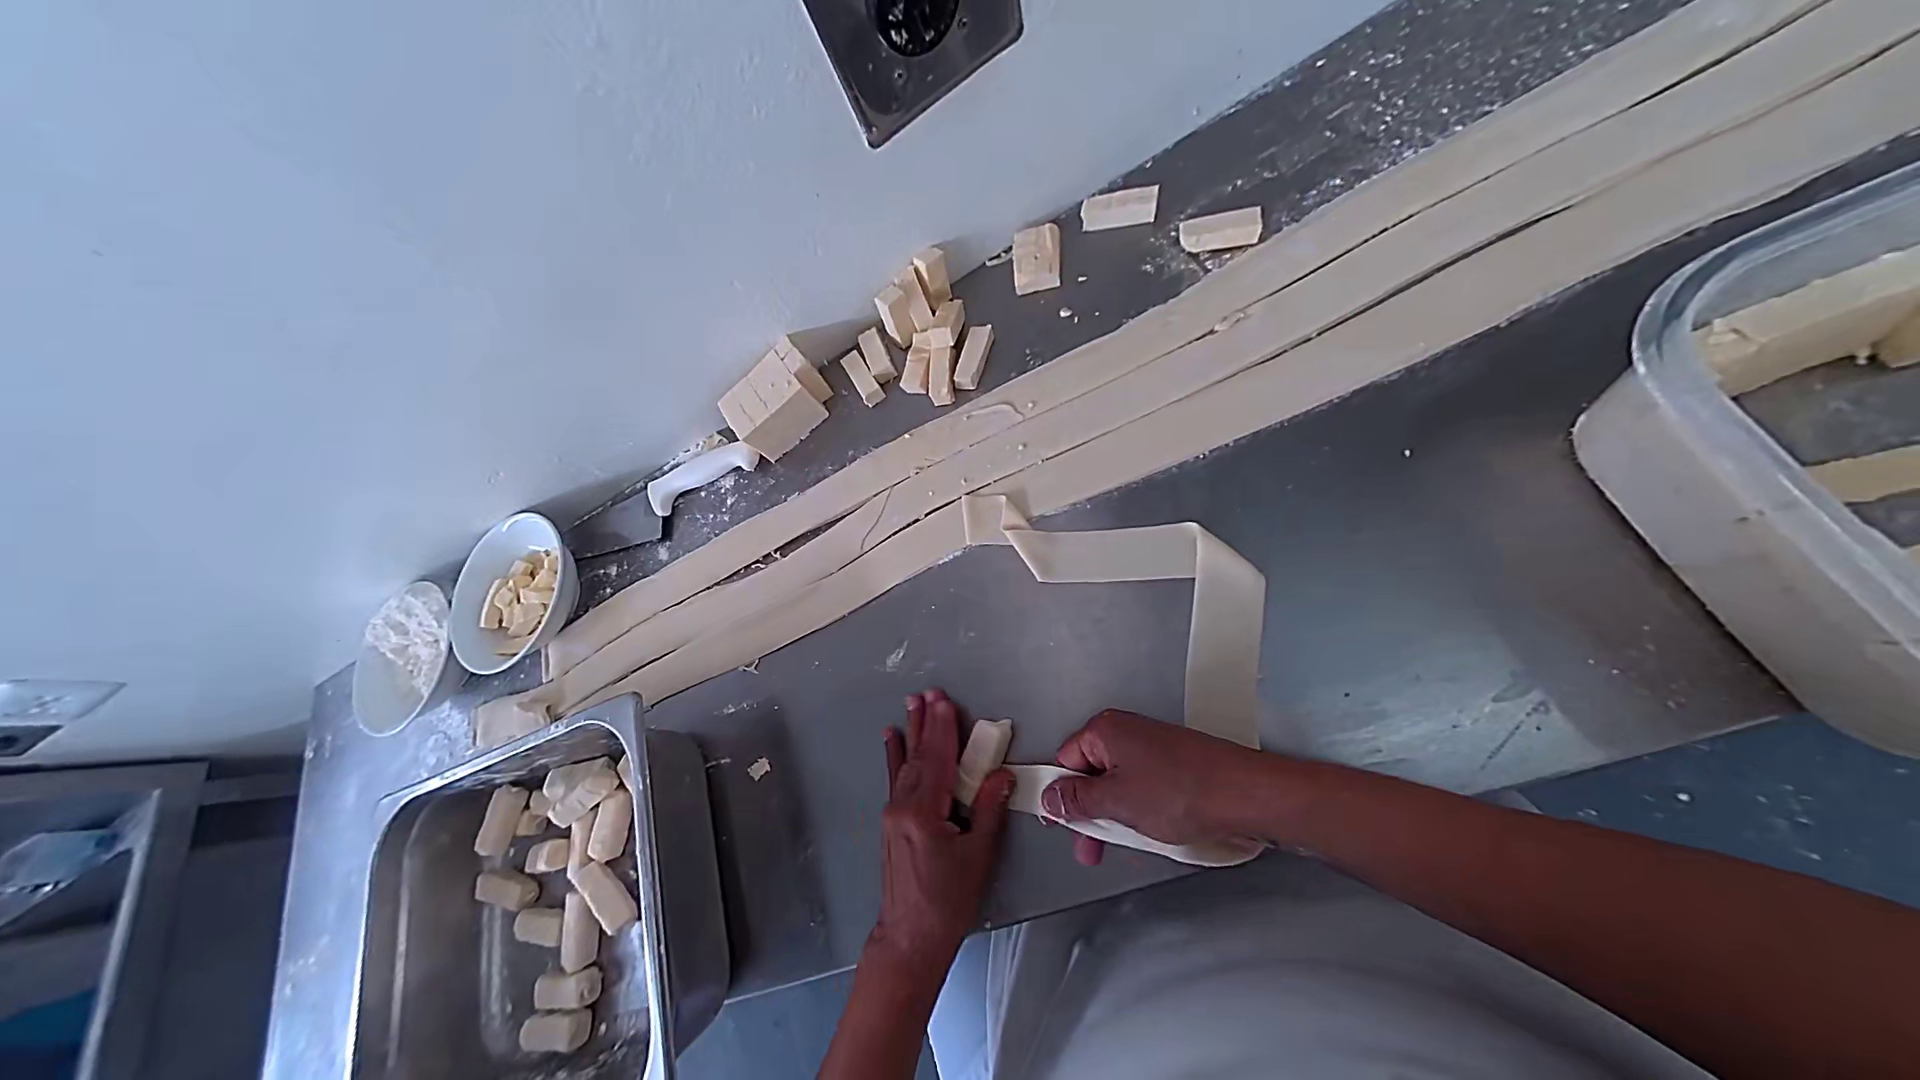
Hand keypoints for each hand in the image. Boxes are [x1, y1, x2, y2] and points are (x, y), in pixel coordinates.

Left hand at [872, 689, 1013, 967]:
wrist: (910, 937)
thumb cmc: (948, 901)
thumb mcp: (978, 856)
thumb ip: (988, 810)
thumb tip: (1001, 775)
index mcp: (924, 813)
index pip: (938, 760)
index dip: (944, 729)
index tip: (946, 702)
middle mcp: (903, 806)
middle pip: (919, 755)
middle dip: (926, 722)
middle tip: (929, 692)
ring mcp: (893, 812)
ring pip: (906, 763)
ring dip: (912, 732)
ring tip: (914, 703)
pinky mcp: (892, 821)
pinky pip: (895, 779)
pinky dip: (895, 756)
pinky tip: (892, 738)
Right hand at [1041, 709, 1273, 865]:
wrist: (1247, 796)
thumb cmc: (1184, 790)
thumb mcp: (1115, 801)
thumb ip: (1075, 800)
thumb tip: (1051, 797)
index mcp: (1105, 730)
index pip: (1064, 760)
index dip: (1059, 794)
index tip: (1057, 823)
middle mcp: (1127, 733)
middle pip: (1091, 775)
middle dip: (1090, 813)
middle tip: (1092, 847)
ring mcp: (1153, 749)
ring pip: (1118, 787)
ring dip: (1118, 817)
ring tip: (1131, 841)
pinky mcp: (1174, 766)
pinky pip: (1143, 790)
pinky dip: (1142, 813)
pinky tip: (1153, 834)